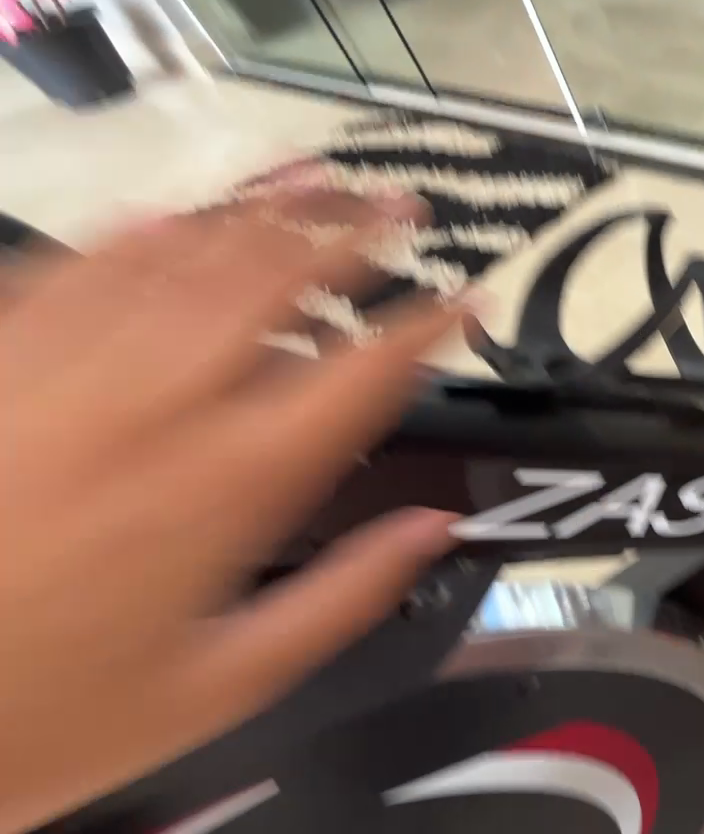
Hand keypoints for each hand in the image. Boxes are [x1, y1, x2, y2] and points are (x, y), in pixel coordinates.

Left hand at [0, 191, 464, 832]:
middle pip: (271, 287)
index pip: (360, 373)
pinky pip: (65, 276)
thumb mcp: (220, 682)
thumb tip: (439, 525)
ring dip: (262, 213)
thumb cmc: (34, 712)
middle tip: (404, 206)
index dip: (429, 324)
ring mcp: (50, 382)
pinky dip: (134, 235)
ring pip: (178, 263)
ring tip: (323, 181)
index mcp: (224, 483)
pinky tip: (180, 212)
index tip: (469, 296)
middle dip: (351, 236)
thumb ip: (346, 595)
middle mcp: (148, 413)